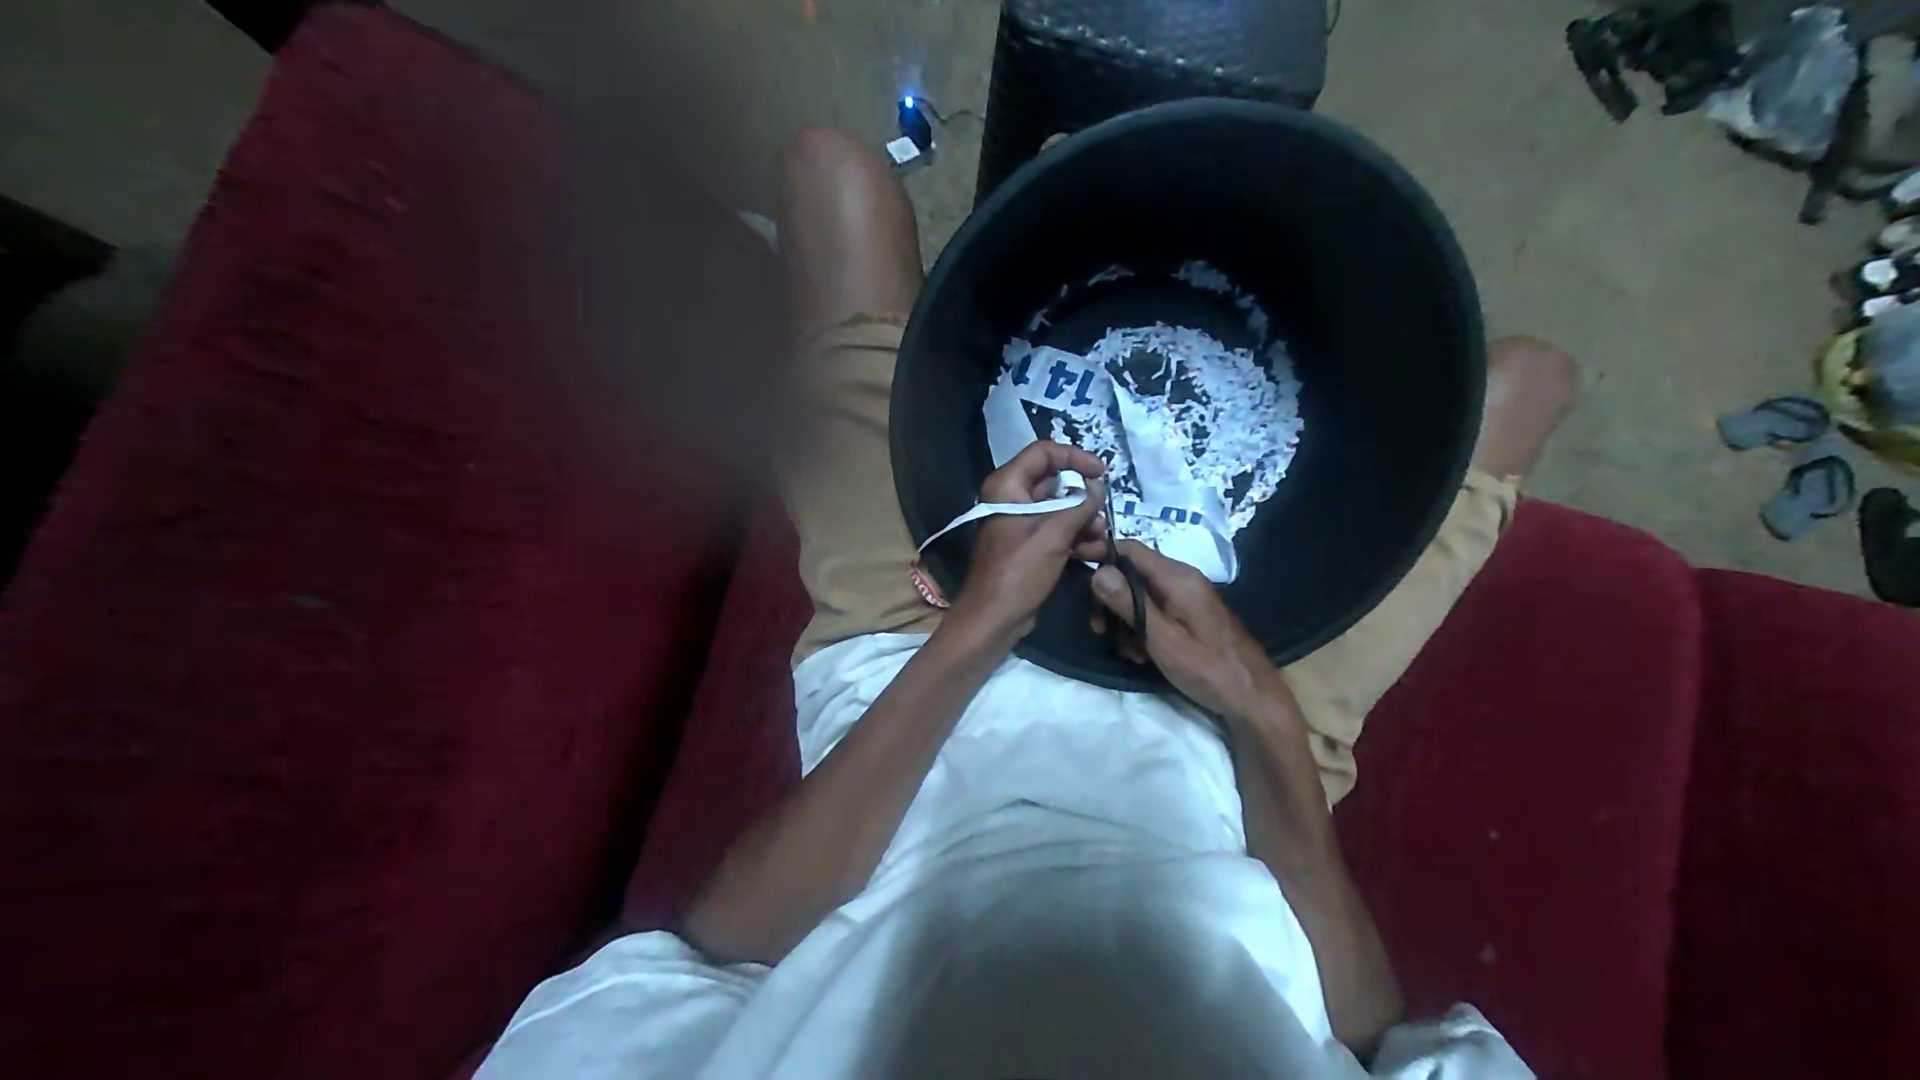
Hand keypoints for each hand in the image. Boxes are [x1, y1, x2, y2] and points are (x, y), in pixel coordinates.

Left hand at [951, 441, 1109, 641]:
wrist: (995, 616)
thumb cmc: (1019, 569)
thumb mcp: (1054, 533)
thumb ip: (1080, 504)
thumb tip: (1098, 487)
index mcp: (1008, 485)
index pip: (1044, 452)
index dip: (1075, 457)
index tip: (1102, 473)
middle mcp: (1012, 498)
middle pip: (1056, 482)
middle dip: (1084, 497)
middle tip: (1103, 513)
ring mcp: (1021, 523)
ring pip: (1061, 509)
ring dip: (1084, 521)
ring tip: (1100, 538)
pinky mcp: (1030, 545)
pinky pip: (1058, 531)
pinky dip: (1076, 537)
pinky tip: (1094, 552)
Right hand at [1090, 540, 1288, 725]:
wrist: (1253, 699)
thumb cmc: (1208, 668)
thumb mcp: (1162, 638)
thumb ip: (1130, 603)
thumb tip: (1099, 571)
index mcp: (1177, 578)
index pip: (1131, 548)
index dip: (1101, 552)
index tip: (1075, 562)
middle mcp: (1182, 580)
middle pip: (1132, 574)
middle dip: (1110, 599)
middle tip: (1099, 629)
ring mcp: (1187, 598)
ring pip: (1140, 596)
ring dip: (1125, 620)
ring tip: (1129, 652)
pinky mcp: (1189, 616)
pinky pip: (1155, 611)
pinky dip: (1142, 629)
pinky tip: (1143, 655)